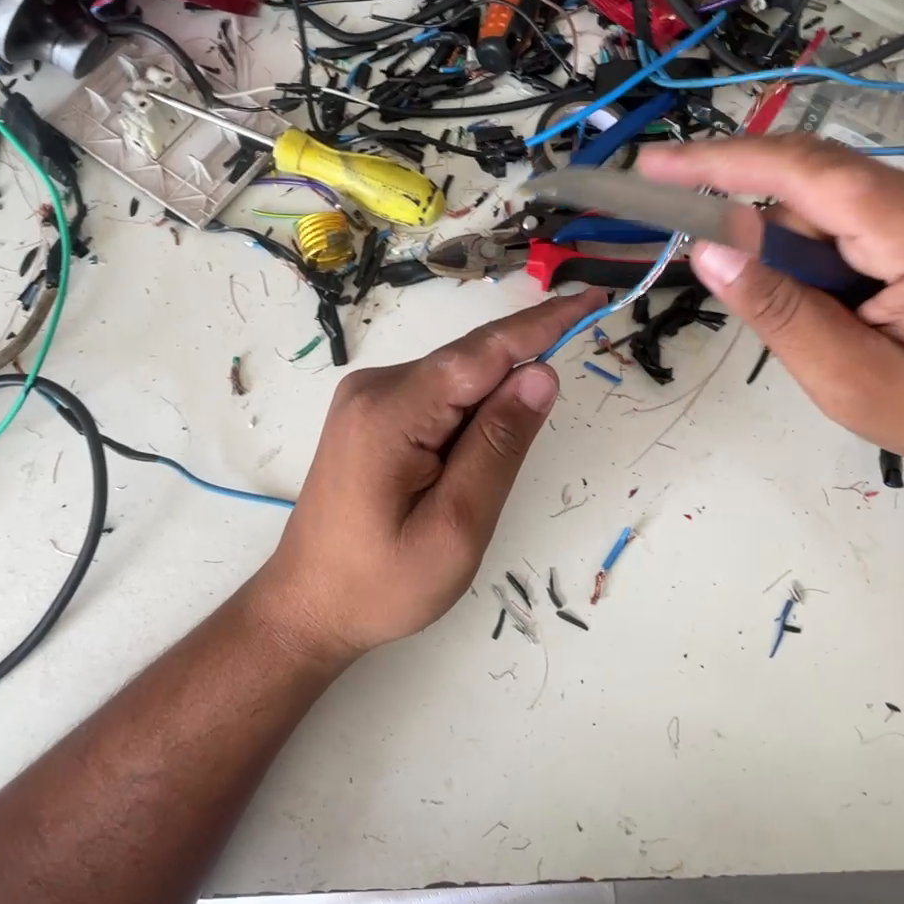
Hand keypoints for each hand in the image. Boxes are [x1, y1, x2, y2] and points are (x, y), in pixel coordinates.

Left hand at [248, 292, 606, 661]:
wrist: (309, 604)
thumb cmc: (381, 583)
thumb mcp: (456, 527)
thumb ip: (499, 446)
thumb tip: (541, 373)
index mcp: (390, 411)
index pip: (481, 352)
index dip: (541, 324)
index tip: (594, 298)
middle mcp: (374, 388)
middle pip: (468, 364)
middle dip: (518, 380)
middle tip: (526, 443)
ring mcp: (368, 399)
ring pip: (455, 382)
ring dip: (490, 412)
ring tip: (469, 490)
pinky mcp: (371, 416)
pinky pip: (436, 399)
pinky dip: (467, 420)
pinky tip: (459, 471)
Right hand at [639, 135, 903, 494]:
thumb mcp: (854, 383)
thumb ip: (779, 312)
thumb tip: (709, 252)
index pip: (800, 171)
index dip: (717, 161)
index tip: (651, 166)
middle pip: (814, 187)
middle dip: (768, 239)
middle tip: (777, 308)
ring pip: (834, 204)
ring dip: (807, 259)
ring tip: (848, 332)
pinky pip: (863, 213)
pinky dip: (833, 255)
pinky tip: (861, 310)